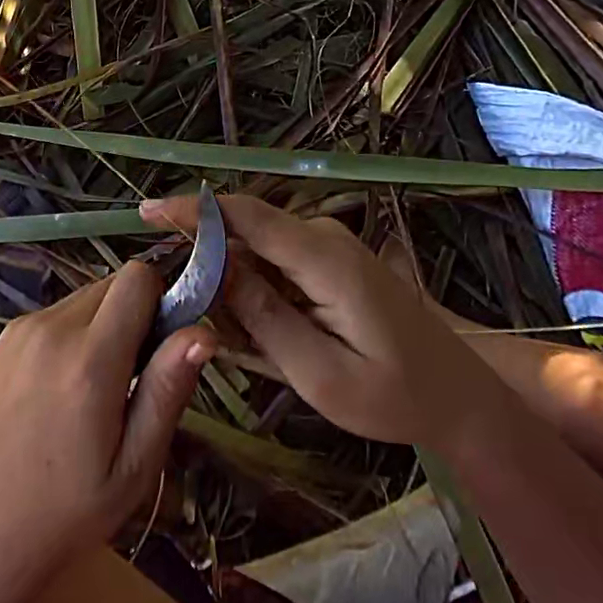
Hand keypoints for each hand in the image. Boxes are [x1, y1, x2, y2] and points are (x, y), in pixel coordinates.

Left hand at [0, 261, 213, 602]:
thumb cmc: (68, 512)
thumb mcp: (135, 464)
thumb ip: (169, 388)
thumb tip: (206, 332)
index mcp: (89, 359)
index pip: (140, 278)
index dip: (163, 301)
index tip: (163, 345)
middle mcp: (52, 330)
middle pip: (115, 284)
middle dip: (136, 316)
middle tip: (133, 377)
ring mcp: (21, 331)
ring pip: (88, 297)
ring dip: (105, 325)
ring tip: (96, 389)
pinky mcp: (3, 341)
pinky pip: (58, 314)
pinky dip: (75, 334)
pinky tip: (64, 388)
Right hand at [140, 194, 505, 450]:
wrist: (455, 393)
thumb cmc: (393, 394)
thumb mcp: (320, 372)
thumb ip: (265, 318)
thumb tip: (214, 269)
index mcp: (324, 258)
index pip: (248, 216)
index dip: (194, 209)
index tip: (147, 210)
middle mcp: (325, 238)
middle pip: (247, 229)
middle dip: (203, 254)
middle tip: (173, 301)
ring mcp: (329, 248)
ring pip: (258, 248)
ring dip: (229, 278)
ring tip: (221, 328)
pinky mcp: (331, 263)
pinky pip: (277, 264)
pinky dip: (253, 288)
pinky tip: (254, 329)